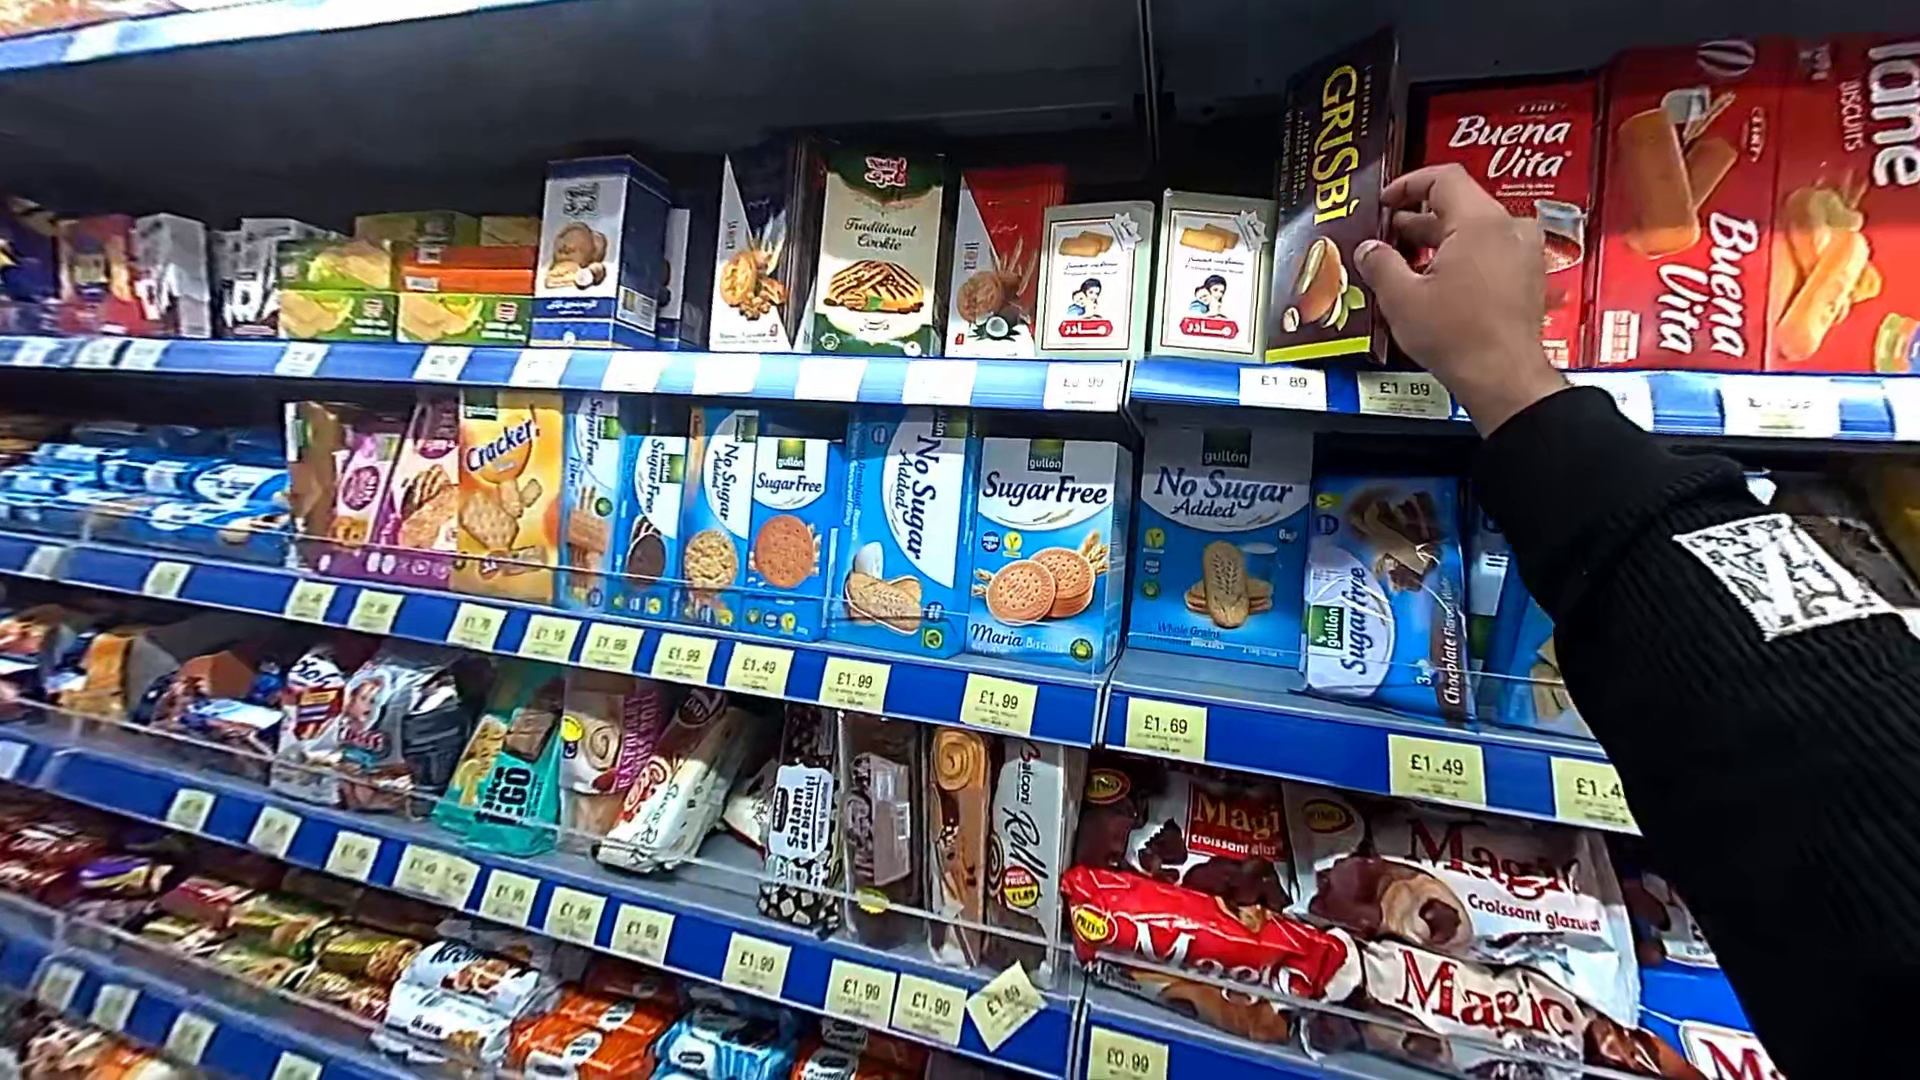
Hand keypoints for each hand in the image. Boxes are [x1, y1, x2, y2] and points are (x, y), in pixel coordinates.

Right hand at [1355, 164, 1567, 434]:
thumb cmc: (1453, 334)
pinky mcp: (1524, 273)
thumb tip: (1368, 248)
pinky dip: (1456, 256)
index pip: (1444, 179)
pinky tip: (1432, 280)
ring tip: (1403, 260)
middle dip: (1417, 218)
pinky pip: (1487, 250)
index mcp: (1478, 224)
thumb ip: (1380, 264)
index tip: (1385, 199)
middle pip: (1458, 205)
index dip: (1408, 184)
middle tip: (1385, 234)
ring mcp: (1521, 250)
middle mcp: (1508, 227)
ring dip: (1436, 240)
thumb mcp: (1400, 298)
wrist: (1499, 370)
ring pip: (1472, 230)